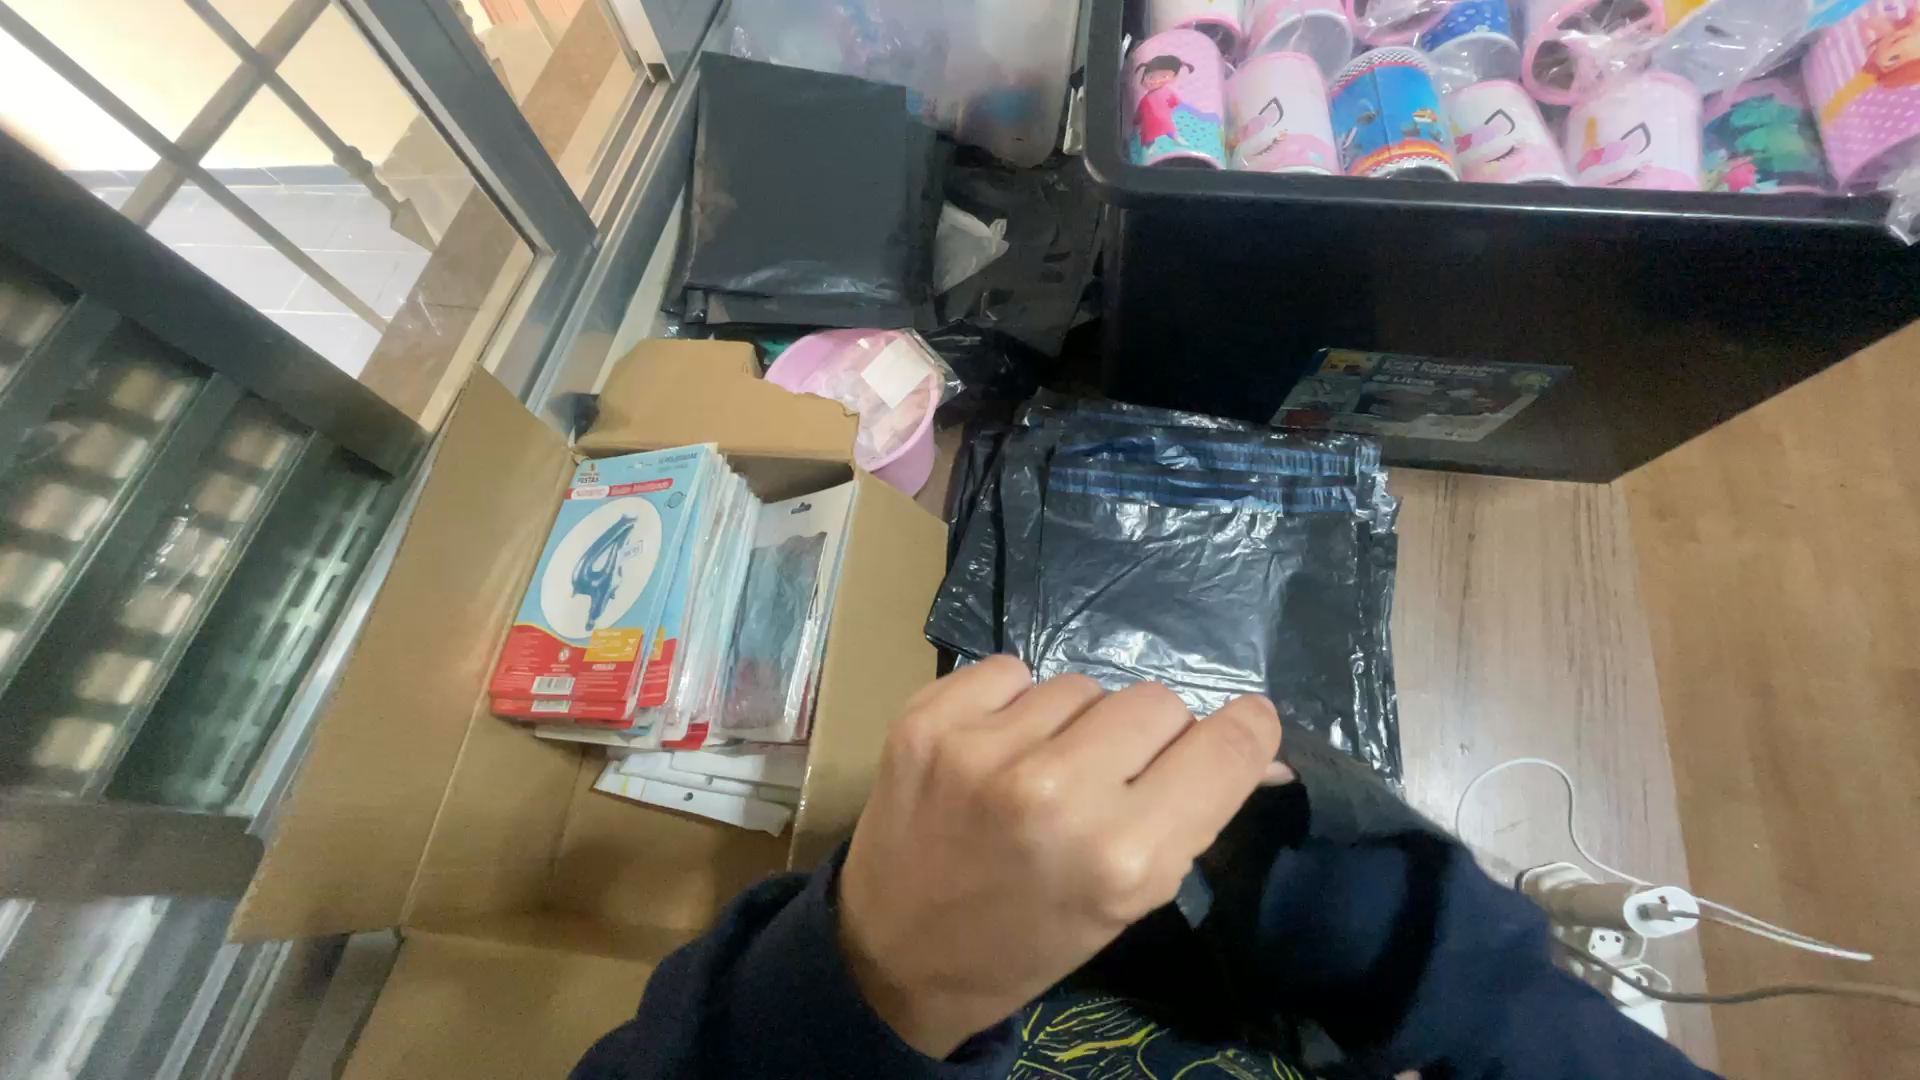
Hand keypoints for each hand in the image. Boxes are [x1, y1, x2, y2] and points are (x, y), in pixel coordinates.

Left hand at [836, 656, 1285, 1058]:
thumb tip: (1255, 744)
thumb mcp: (1125, 899)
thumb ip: (1189, 814)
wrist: (896, 951)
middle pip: (1154, 700)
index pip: (1223, 751)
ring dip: (1076, 721)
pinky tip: (994, 746)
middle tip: (1112, 770)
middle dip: (1150, 733)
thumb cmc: (1025, 938)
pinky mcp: (928, 717)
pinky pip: (1011, 669)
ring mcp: (983, 748)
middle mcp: (1056, 791)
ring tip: (1041, 766)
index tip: (1246, 722)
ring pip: (1081, 684)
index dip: (1244, 733)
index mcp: (1120, 857)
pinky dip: (1013, 701)